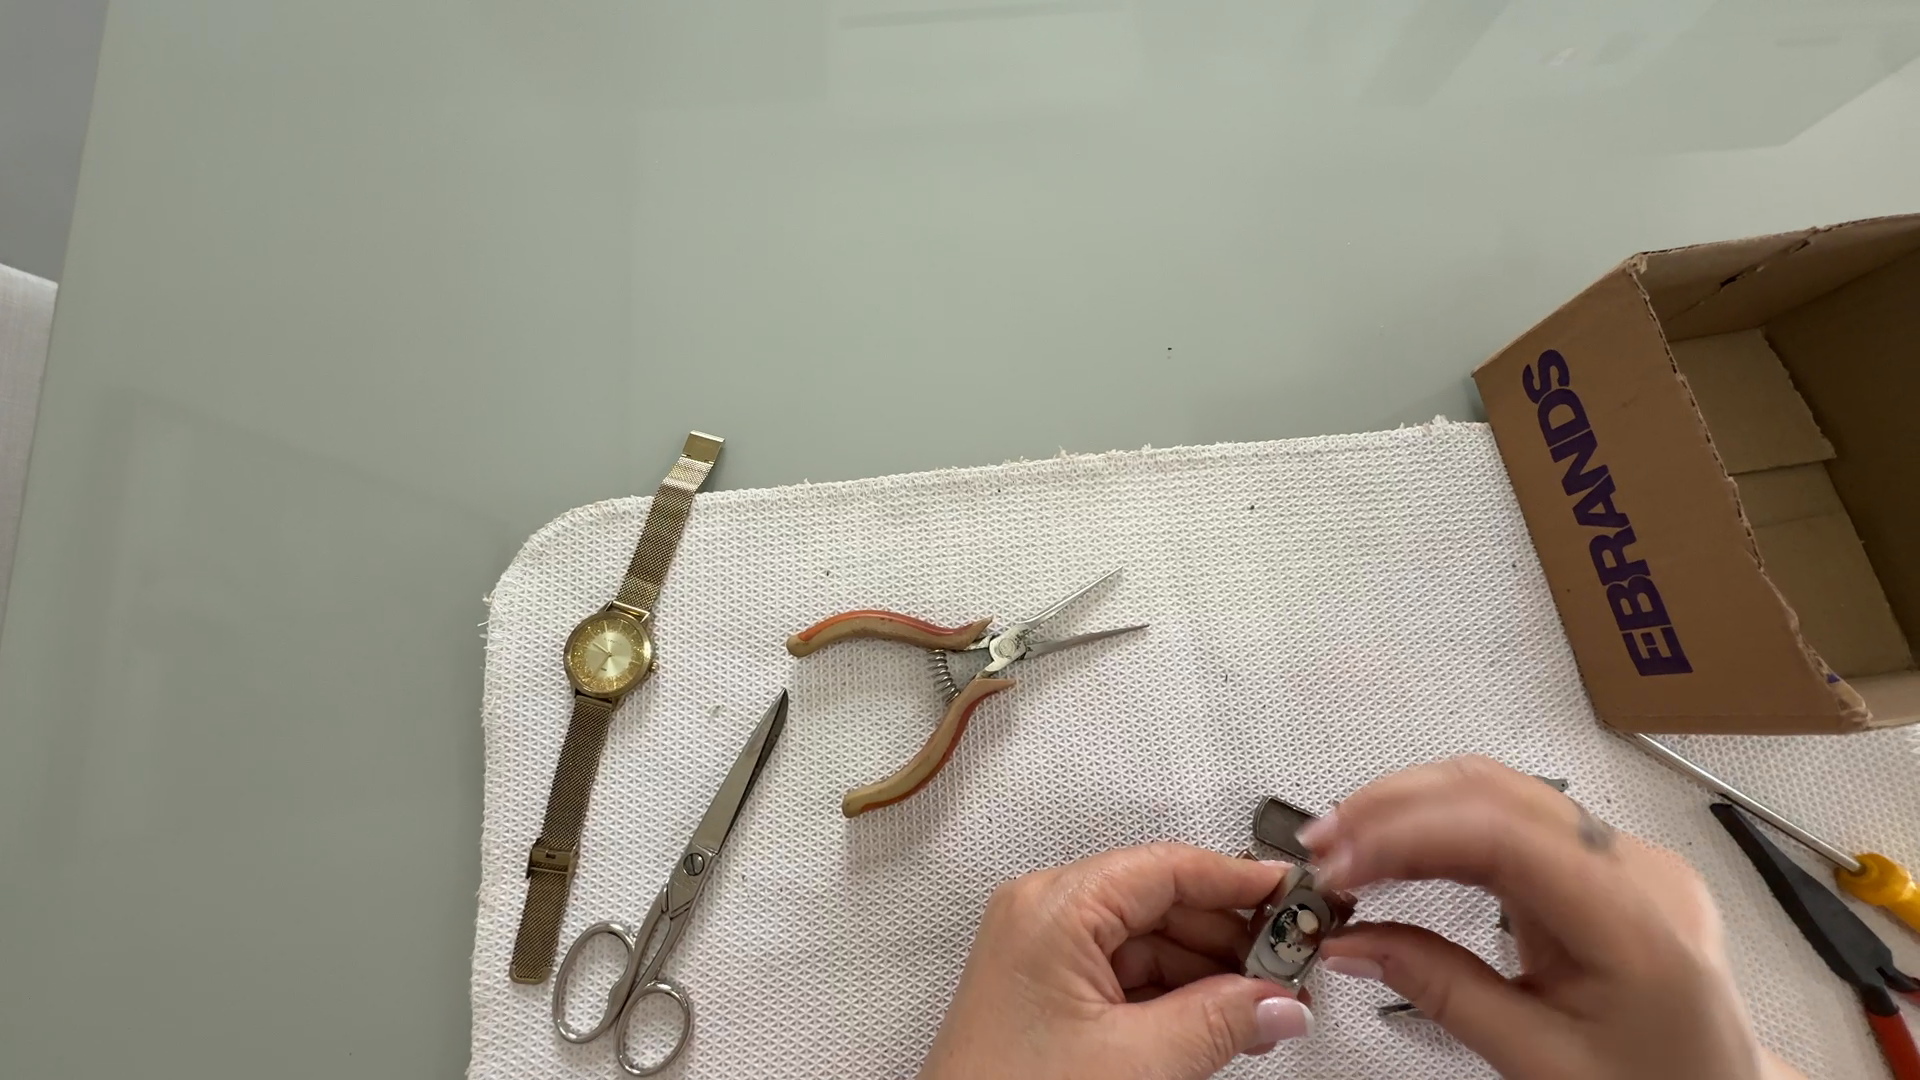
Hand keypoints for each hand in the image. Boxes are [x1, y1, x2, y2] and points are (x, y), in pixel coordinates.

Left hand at [918, 843, 1313, 1079]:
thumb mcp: (1135, 1063)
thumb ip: (1218, 1022)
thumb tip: (1278, 999)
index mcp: (1055, 906)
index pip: (1161, 868)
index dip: (1232, 878)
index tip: (1288, 892)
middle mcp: (1044, 911)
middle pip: (1156, 899)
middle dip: (1226, 933)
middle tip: (1289, 965)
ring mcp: (1044, 945)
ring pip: (1144, 937)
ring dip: (1205, 969)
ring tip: (1265, 1003)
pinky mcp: (1048, 982)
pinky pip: (1124, 969)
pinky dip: (1173, 992)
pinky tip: (1219, 1020)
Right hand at [1306, 756, 1799, 1079]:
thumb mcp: (1542, 1063)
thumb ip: (1437, 990)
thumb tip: (1342, 942)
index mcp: (1641, 926)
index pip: (1502, 835)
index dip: (1404, 836)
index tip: (1337, 865)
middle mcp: (1633, 865)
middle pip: (1487, 790)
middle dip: (1387, 807)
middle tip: (1321, 843)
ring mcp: (1613, 847)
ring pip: (1483, 782)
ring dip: (1399, 801)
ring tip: (1341, 837)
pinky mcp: (1585, 847)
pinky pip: (1492, 803)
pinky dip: (1426, 812)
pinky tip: (1388, 837)